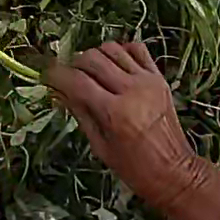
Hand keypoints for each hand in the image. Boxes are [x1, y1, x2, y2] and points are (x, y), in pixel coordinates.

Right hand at [45, 41, 210, 209]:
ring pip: (113, 49)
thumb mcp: (100, 146)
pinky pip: (137, 49)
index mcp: (114, 112)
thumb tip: (59, 92)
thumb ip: (80, 114)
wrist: (174, 171)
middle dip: (74, 64)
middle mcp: (131, 90)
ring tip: (90, 70)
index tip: (46, 76)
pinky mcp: (159, 77)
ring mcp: (147, 80)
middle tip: (68, 76)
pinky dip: (122, 50)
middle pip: (93, 59)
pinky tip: (115, 64)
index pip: (77, 82)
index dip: (57, 75)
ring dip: (96, 55)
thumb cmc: (134, 168)